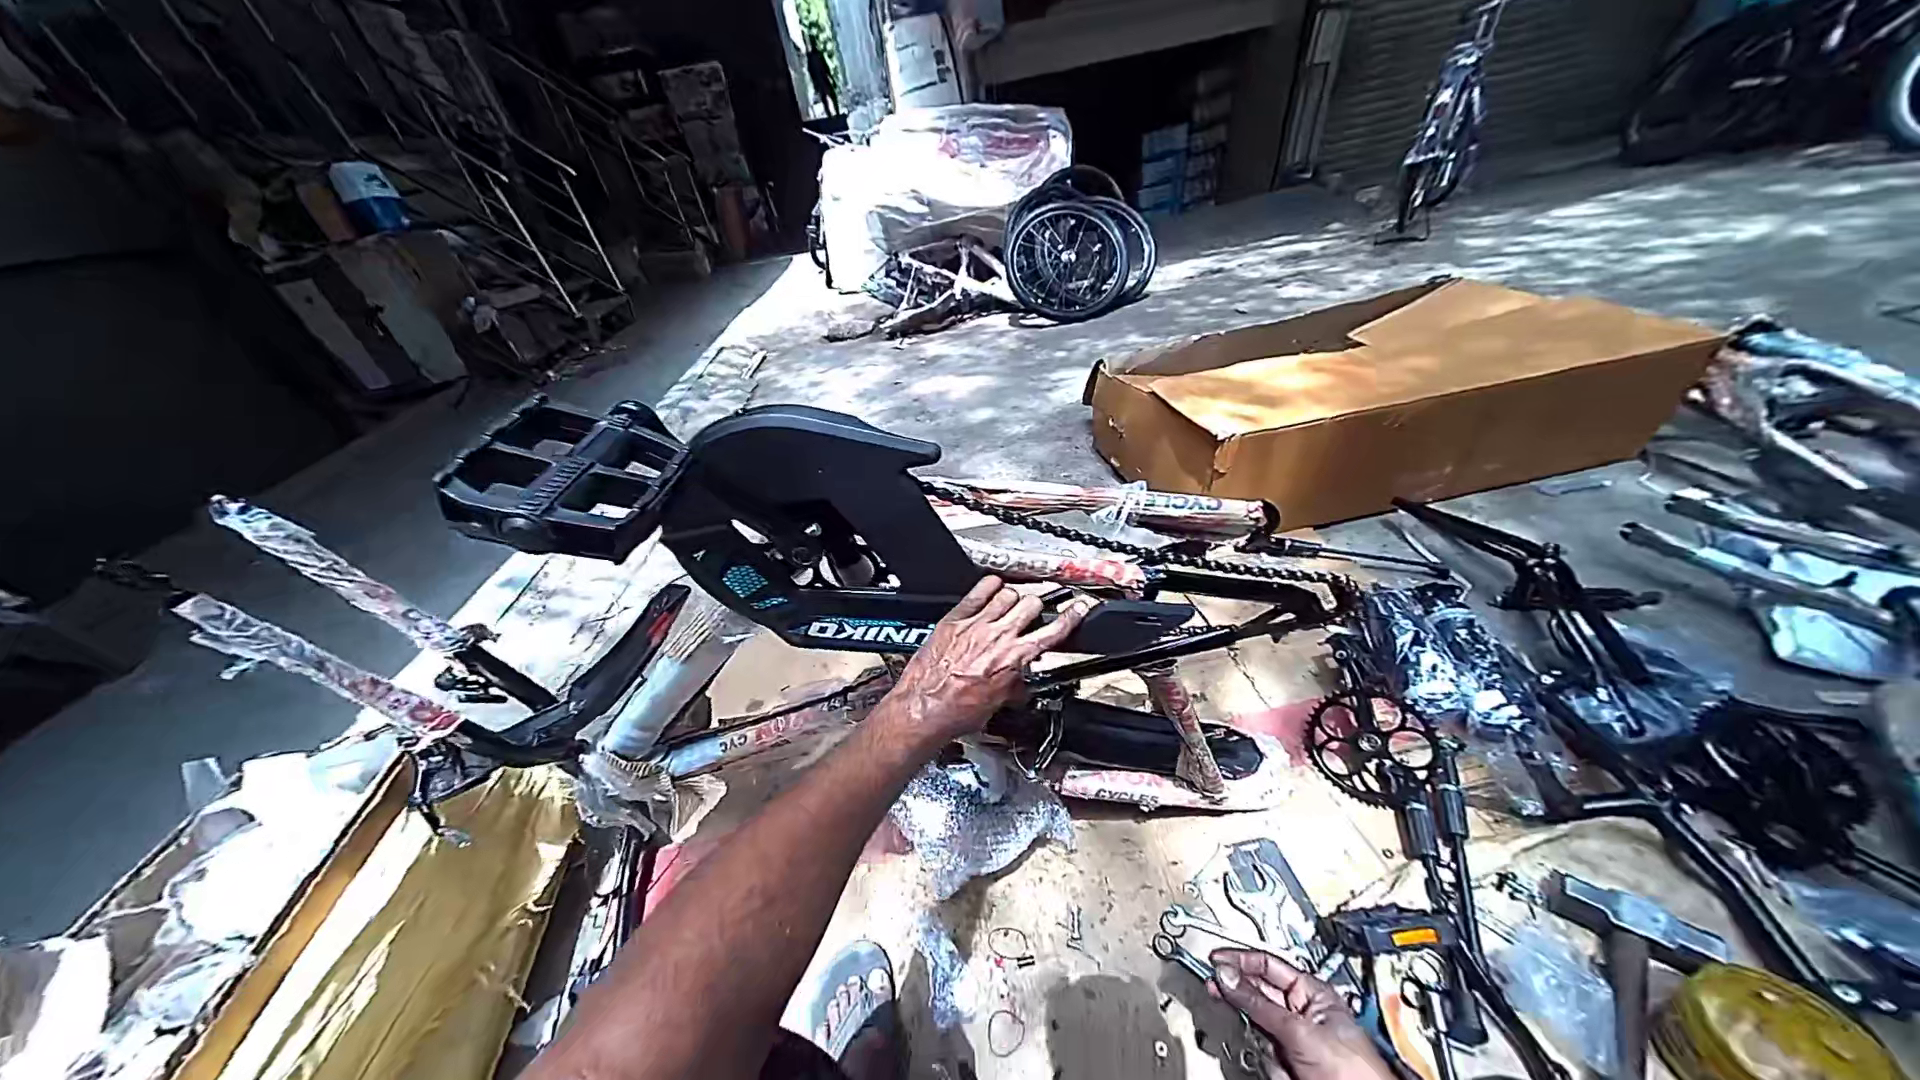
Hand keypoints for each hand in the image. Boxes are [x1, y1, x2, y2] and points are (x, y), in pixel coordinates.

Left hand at [882, 576, 1090, 745]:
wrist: (924, 708)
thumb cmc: (957, 711)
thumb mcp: (999, 702)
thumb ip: (1016, 683)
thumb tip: (1022, 680)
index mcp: (1014, 659)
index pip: (1053, 631)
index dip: (1071, 617)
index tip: (1079, 608)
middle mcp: (999, 637)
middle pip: (1031, 604)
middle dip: (1037, 606)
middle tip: (1035, 611)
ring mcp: (976, 624)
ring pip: (1007, 593)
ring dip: (1013, 597)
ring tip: (1010, 604)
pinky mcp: (955, 619)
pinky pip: (978, 591)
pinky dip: (989, 586)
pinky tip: (991, 588)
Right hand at [1209, 950, 1394, 1079]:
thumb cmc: (1355, 1073)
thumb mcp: (1297, 1030)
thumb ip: (1258, 1002)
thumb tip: (1225, 975)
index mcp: (1312, 991)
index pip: (1268, 964)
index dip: (1240, 959)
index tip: (1215, 959)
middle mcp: (1302, 1011)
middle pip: (1258, 993)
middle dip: (1244, 1001)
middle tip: (1217, 989)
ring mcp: (1296, 1039)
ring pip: (1258, 1026)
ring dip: (1262, 1042)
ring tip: (1279, 1057)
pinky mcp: (1290, 1064)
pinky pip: (1264, 1053)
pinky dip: (1270, 1064)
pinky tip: (1285, 1072)